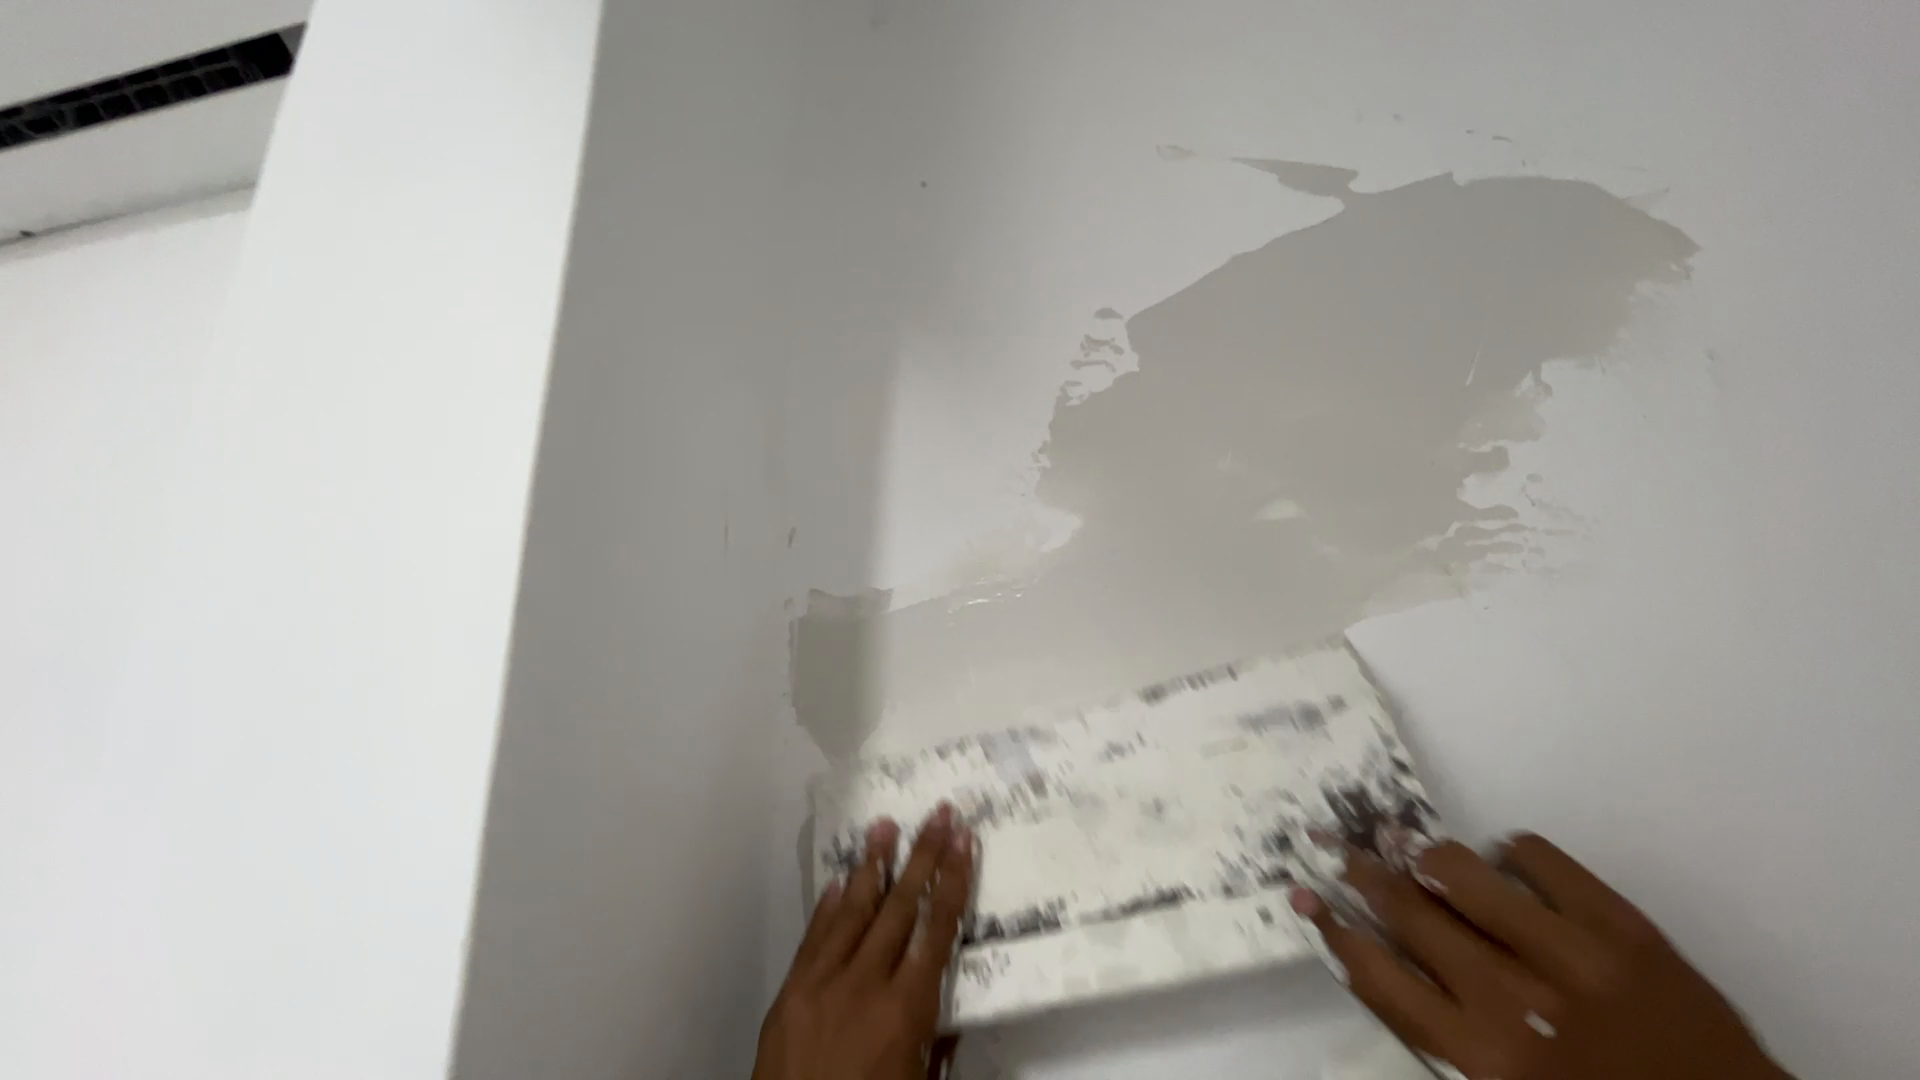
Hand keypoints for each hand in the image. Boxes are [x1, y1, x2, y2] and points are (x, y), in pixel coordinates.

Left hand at [754, 805, 975, 1079]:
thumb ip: (932, 1044)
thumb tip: (945, 1011)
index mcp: (905, 1010)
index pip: (937, 929)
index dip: (953, 881)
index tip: (965, 841)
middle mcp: (865, 984)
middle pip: (900, 906)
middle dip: (923, 855)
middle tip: (938, 813)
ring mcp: (822, 983)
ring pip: (854, 910)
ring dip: (872, 865)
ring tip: (886, 825)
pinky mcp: (789, 993)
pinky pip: (814, 938)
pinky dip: (830, 907)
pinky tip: (841, 880)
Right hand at [1292, 833, 1792, 1079]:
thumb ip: (1442, 1024)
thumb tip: (1378, 947)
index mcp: (1485, 1057)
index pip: (1378, 975)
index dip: (1332, 928)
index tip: (1303, 895)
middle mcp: (1517, 1001)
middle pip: (1409, 914)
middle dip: (1363, 875)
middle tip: (1335, 847)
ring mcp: (1574, 956)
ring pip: (1461, 872)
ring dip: (1424, 854)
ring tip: (1407, 843)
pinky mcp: (1626, 926)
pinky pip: (1540, 858)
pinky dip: (1511, 851)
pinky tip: (1506, 861)